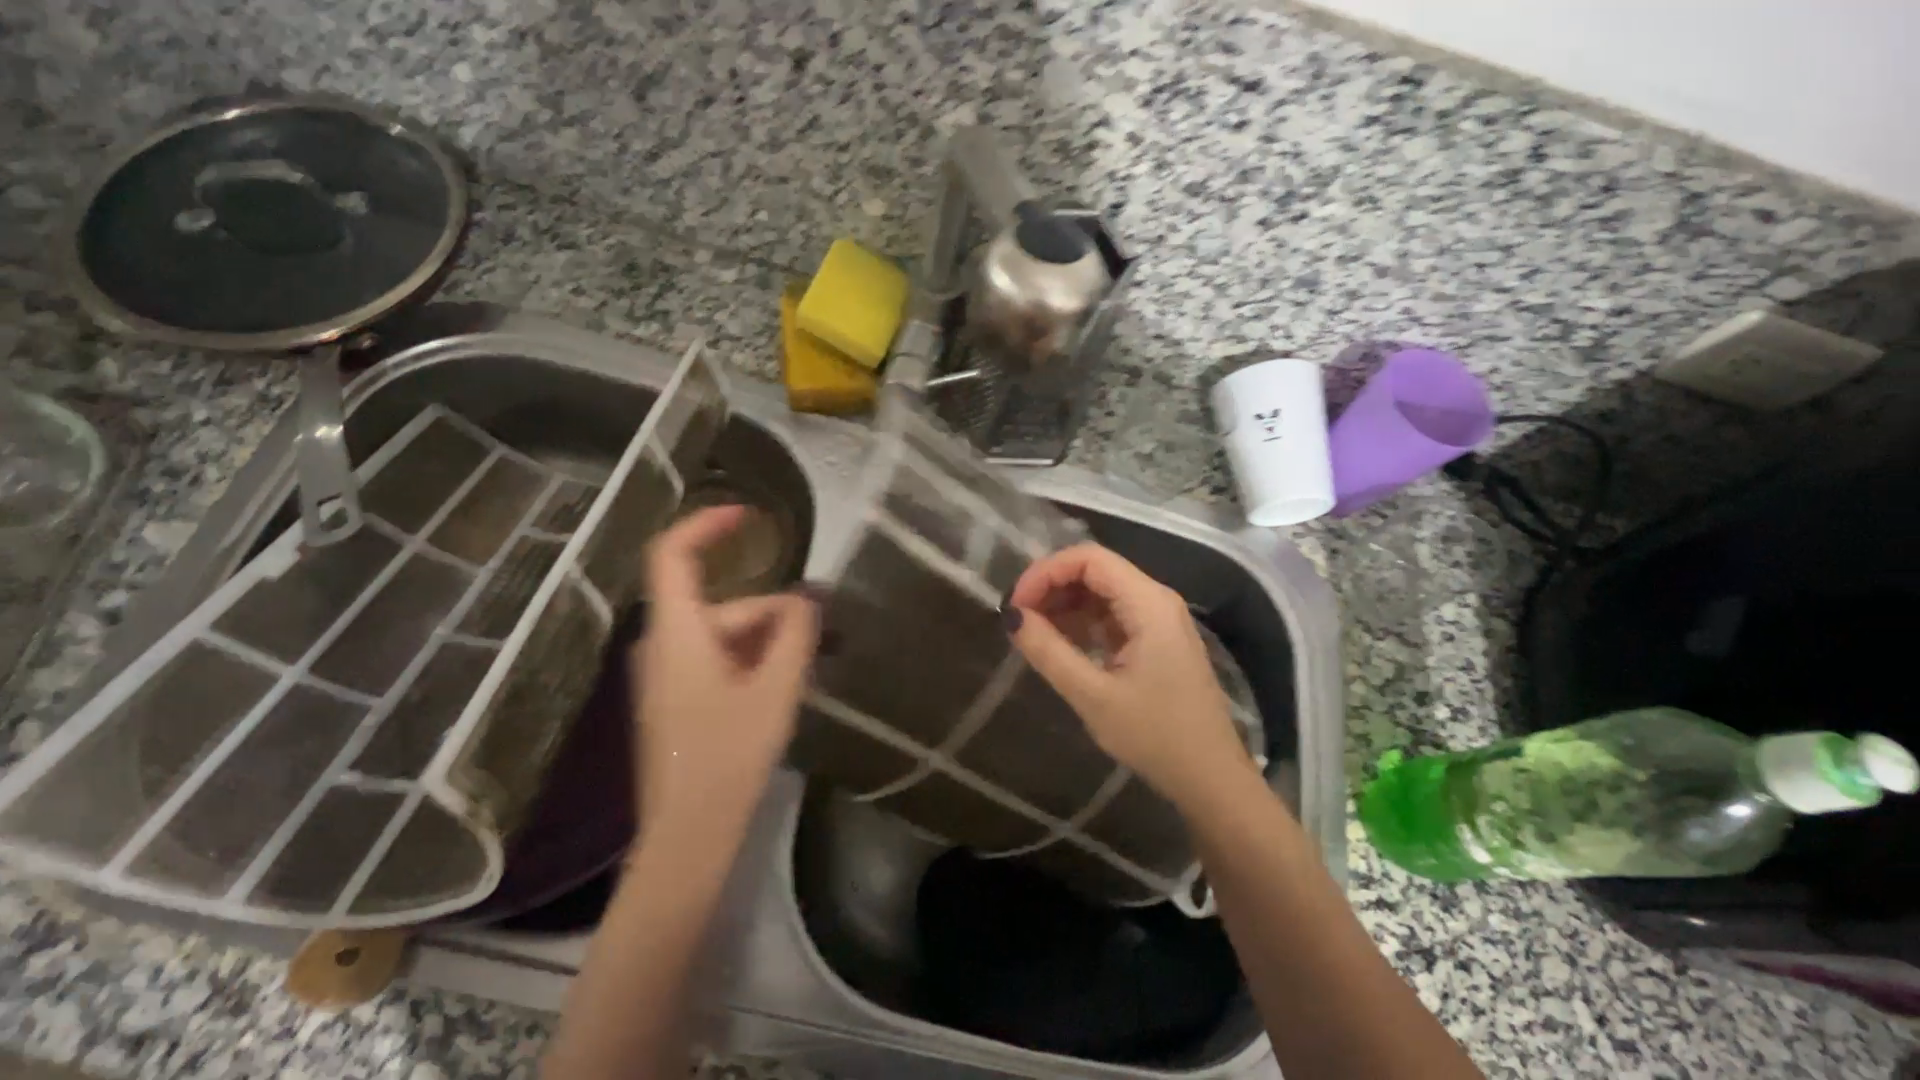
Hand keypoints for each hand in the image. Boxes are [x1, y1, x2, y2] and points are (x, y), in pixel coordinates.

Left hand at [631, 506, 818, 844]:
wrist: (686, 836)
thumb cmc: (729, 757)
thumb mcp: (775, 691)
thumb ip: (795, 635)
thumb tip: (809, 598)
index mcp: (677, 632)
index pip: (674, 553)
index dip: (709, 524)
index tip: (753, 517)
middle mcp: (660, 645)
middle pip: (719, 604)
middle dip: (770, 614)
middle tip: (821, 640)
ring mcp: (661, 676)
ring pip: (720, 636)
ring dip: (764, 644)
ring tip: (806, 675)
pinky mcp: (670, 703)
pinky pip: (712, 663)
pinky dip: (747, 665)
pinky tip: (778, 694)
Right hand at [1004, 542, 1255, 807]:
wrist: (1209, 777)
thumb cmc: (1155, 735)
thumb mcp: (1093, 696)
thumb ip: (1049, 652)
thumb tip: (1012, 616)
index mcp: (1148, 603)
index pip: (1088, 558)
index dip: (1045, 572)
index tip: (1014, 605)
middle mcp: (1156, 600)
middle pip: (1095, 570)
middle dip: (1051, 587)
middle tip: (1018, 620)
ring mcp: (1159, 620)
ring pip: (1102, 592)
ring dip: (1064, 605)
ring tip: (1032, 635)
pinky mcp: (1156, 641)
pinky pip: (1113, 616)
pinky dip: (1082, 623)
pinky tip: (1060, 647)